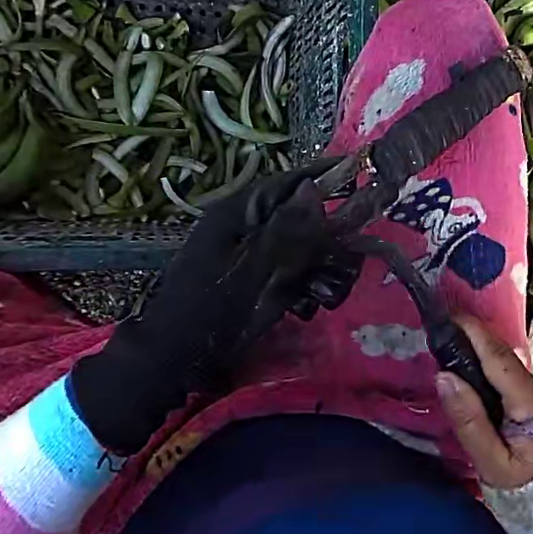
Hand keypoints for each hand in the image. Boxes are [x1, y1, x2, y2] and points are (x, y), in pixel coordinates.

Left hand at [70, 160, 357, 452]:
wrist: (173, 362)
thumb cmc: (210, 311)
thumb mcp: (252, 270)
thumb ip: (287, 230)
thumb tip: (313, 187)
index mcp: (238, 213)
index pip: (289, 183)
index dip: (325, 178)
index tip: (359, 171)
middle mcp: (246, 227)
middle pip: (302, 218)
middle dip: (325, 244)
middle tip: (336, 270)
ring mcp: (250, 254)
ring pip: (302, 248)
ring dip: (318, 271)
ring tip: (318, 298)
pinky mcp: (254, 280)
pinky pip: (291, 272)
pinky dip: (303, 287)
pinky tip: (302, 307)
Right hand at [435, 317, 532, 489]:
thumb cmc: (523, 487)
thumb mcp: (492, 464)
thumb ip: (469, 422)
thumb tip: (444, 376)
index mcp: (532, 405)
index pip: (501, 360)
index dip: (476, 334)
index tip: (449, 318)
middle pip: (503, 353)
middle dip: (473, 335)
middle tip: (441, 326)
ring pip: (504, 358)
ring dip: (477, 344)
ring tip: (449, 338)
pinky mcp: (530, 394)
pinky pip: (504, 367)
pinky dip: (483, 357)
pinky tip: (466, 359)